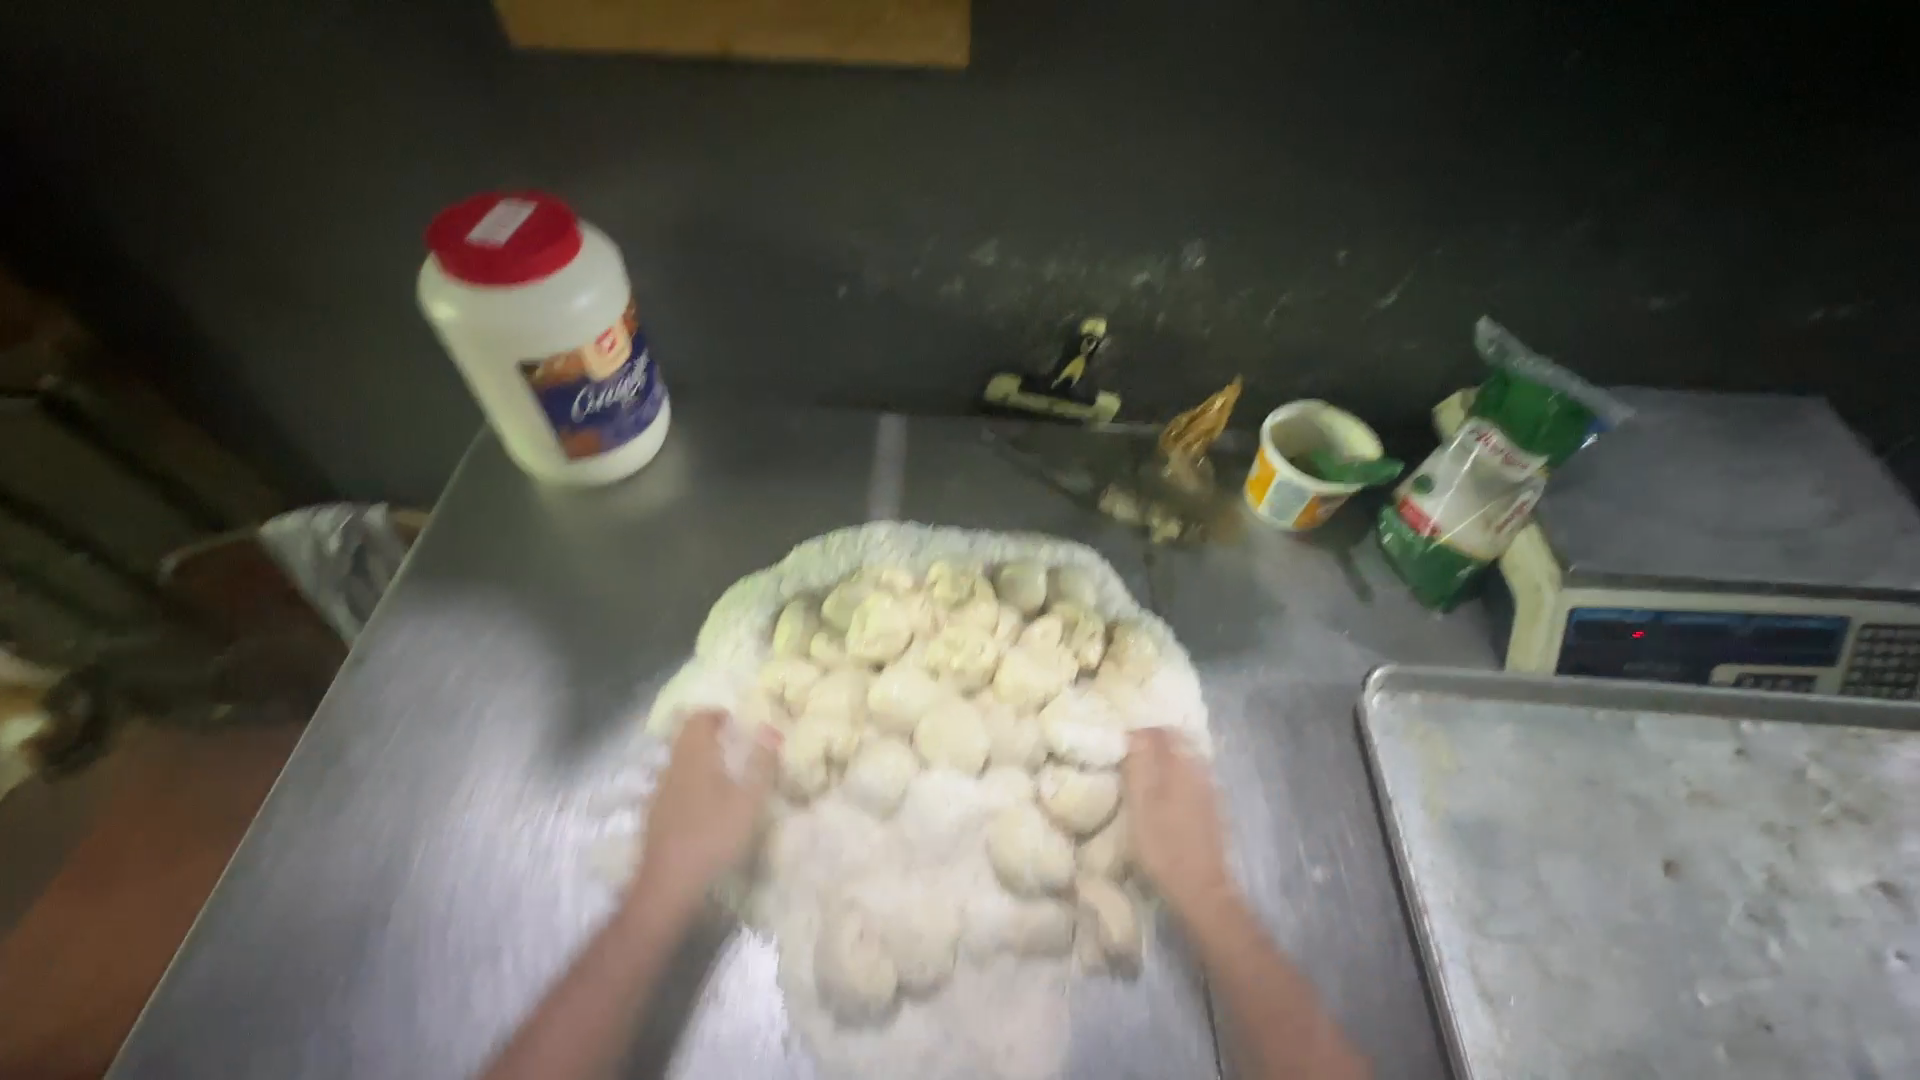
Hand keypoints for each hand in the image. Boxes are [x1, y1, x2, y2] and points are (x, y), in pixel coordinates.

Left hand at [628, 710, 779, 920]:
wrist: (669, 884)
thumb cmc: (714, 836)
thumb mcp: (748, 800)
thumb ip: (761, 763)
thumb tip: (770, 729)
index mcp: (694, 758)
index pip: (697, 719)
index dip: (715, 715)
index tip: (735, 723)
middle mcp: (672, 768)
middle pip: (685, 738)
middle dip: (708, 736)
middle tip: (734, 745)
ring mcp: (659, 792)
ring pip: (678, 761)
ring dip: (699, 759)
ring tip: (724, 774)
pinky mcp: (655, 815)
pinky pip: (674, 784)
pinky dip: (690, 781)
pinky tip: (705, 804)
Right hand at [1121, 727, 1235, 916]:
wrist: (1200, 888)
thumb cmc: (1163, 845)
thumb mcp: (1140, 804)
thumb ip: (1140, 765)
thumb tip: (1137, 731)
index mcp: (1181, 766)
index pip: (1161, 731)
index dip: (1140, 732)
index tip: (1121, 741)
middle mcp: (1200, 771)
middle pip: (1178, 742)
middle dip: (1156, 742)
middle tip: (1130, 753)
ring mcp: (1211, 790)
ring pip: (1187, 760)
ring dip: (1168, 759)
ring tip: (1145, 771)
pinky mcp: (1214, 808)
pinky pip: (1194, 777)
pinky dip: (1178, 776)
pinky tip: (1165, 792)